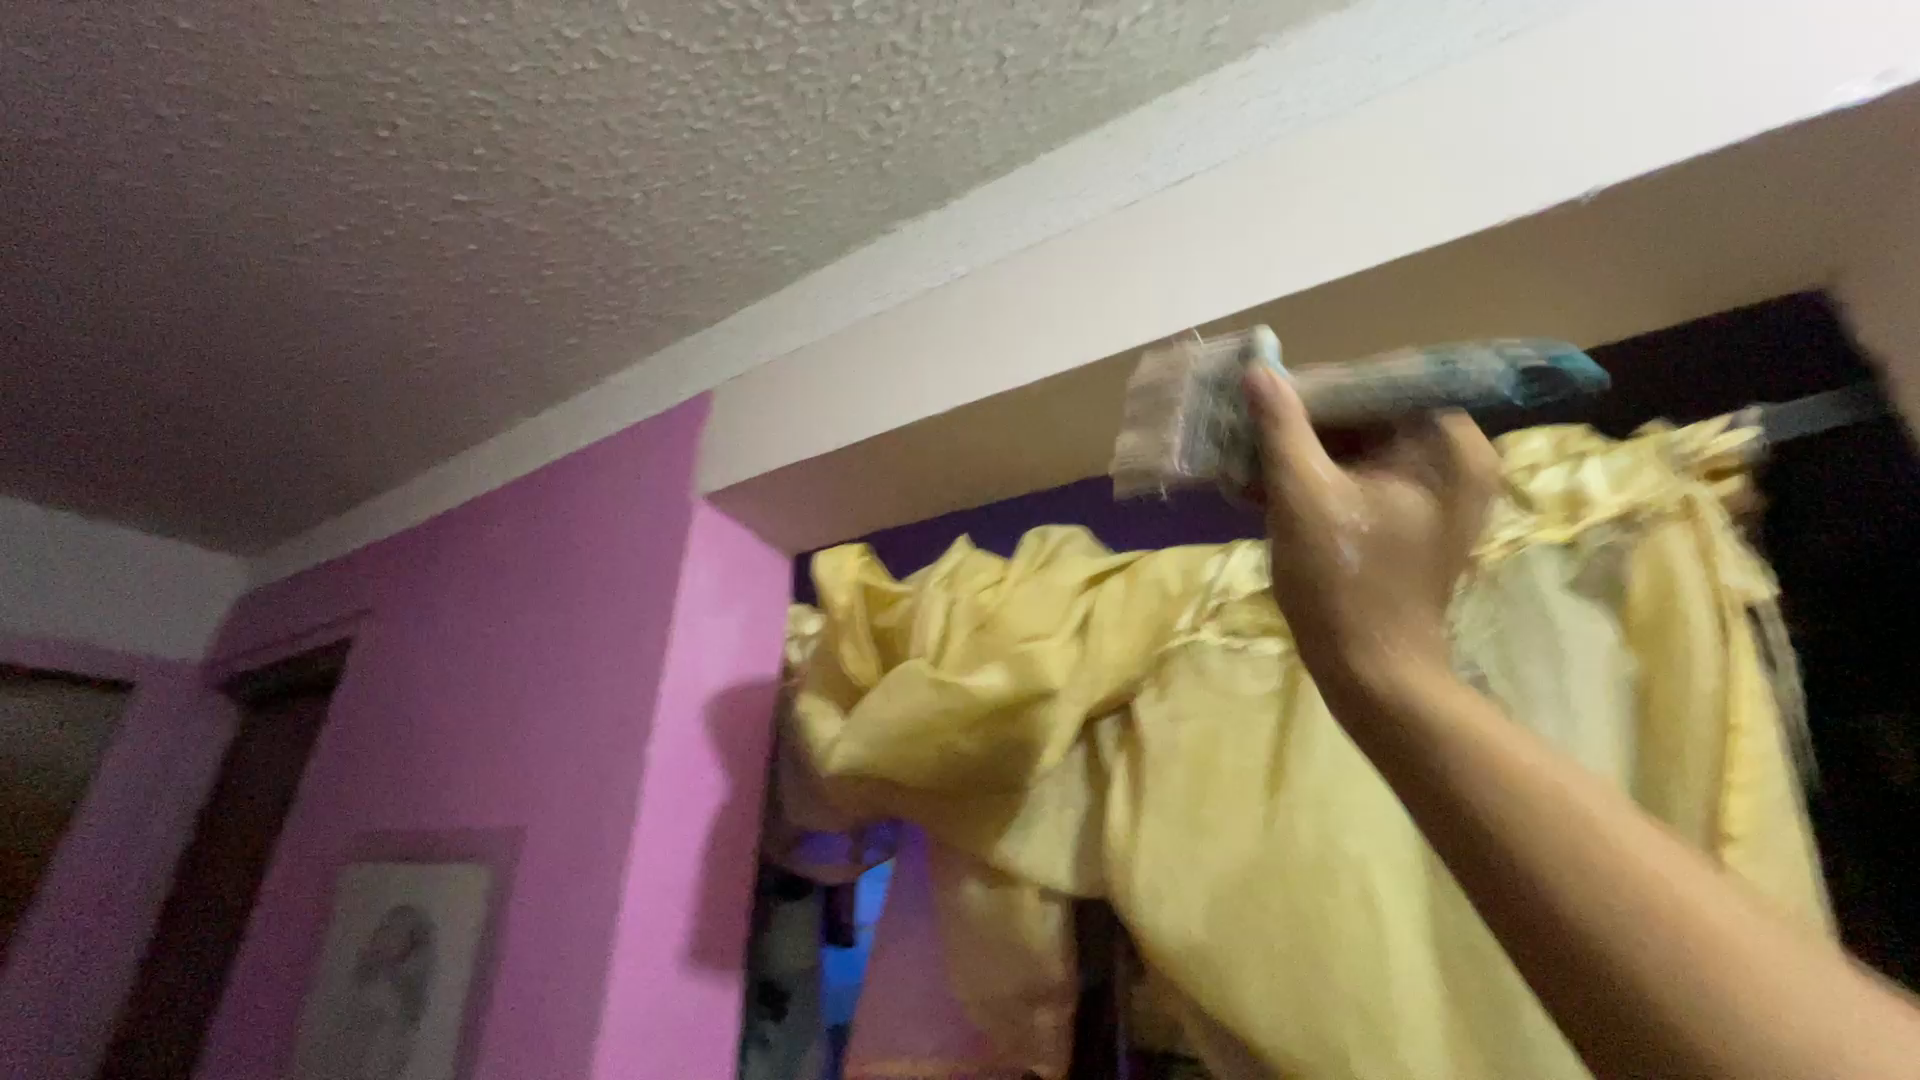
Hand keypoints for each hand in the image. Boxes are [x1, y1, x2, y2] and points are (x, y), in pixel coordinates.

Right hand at [1242, 364, 1500, 693]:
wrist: (1373, 670)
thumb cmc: (1341, 581)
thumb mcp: (1301, 496)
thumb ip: (1281, 426)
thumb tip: (1258, 370)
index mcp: (1445, 442)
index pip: (1374, 385)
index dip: (1310, 388)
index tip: (1257, 399)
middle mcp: (1456, 458)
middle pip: (1368, 416)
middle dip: (1301, 426)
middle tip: (1247, 432)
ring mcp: (1441, 492)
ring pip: (1361, 450)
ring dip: (1303, 455)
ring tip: (1248, 463)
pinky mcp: (1420, 520)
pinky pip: (1366, 480)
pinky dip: (1320, 482)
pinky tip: (1268, 490)